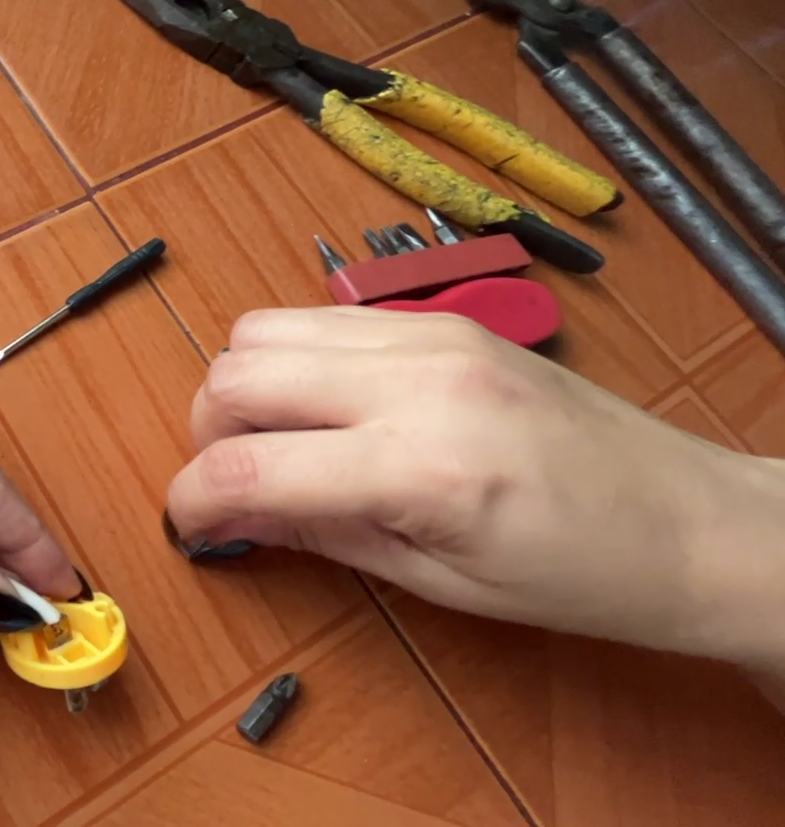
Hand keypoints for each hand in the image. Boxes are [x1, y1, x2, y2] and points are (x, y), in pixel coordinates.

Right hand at [166, 307, 784, 669]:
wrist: (709, 523)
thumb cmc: (582, 575)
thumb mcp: (432, 581)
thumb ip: (308, 533)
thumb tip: (219, 517)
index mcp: (424, 469)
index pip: (248, 468)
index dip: (192, 498)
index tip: (186, 521)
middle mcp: (415, 380)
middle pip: (233, 376)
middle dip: (205, 432)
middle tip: (233, 475)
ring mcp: (423, 333)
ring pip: (254, 331)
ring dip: (238, 387)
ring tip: (272, 433)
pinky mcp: (430, 315)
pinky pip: (306, 318)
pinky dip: (281, 358)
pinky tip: (315, 400)